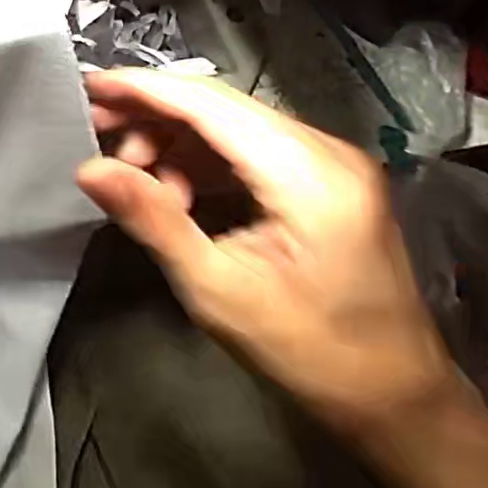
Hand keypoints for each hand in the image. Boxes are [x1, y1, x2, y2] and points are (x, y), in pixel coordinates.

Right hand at [76, 68, 457, 432]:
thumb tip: (88, 169)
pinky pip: (245, 144)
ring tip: (132, 173)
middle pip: (217, 104)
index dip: (144, 88)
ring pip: (227, 121)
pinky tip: (173, 189)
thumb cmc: (311, 354)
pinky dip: (199, 156)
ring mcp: (326, 160)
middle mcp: (323, 149)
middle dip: (150, 112)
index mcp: (308, 175)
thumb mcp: (217, 290)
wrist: (399, 402)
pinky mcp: (321, 175)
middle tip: (96, 131)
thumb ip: (152, 220)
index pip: (209, 104)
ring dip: (172, 137)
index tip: (90, 86)